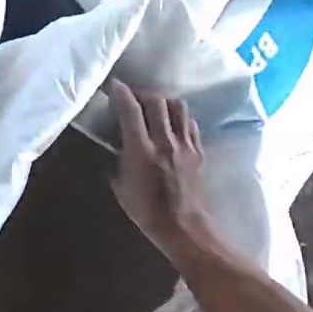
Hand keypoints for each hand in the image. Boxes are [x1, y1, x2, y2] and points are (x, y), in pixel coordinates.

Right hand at [109, 79, 213, 261]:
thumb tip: (117, 145)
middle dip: (142, 93)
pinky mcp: (198, 150)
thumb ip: (118, 160)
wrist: (182, 226)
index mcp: (141, 151)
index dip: (121, 93)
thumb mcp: (120, 186)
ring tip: (154, 106)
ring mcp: (185, 144)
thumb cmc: (145, 210)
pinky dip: (178, 117)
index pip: (131, 111)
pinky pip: (189, 123)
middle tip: (132, 95)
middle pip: (156, 101)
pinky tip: (171, 123)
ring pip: (177, 107)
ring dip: (163, 101)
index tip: (114, 85)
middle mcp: (164, 141)